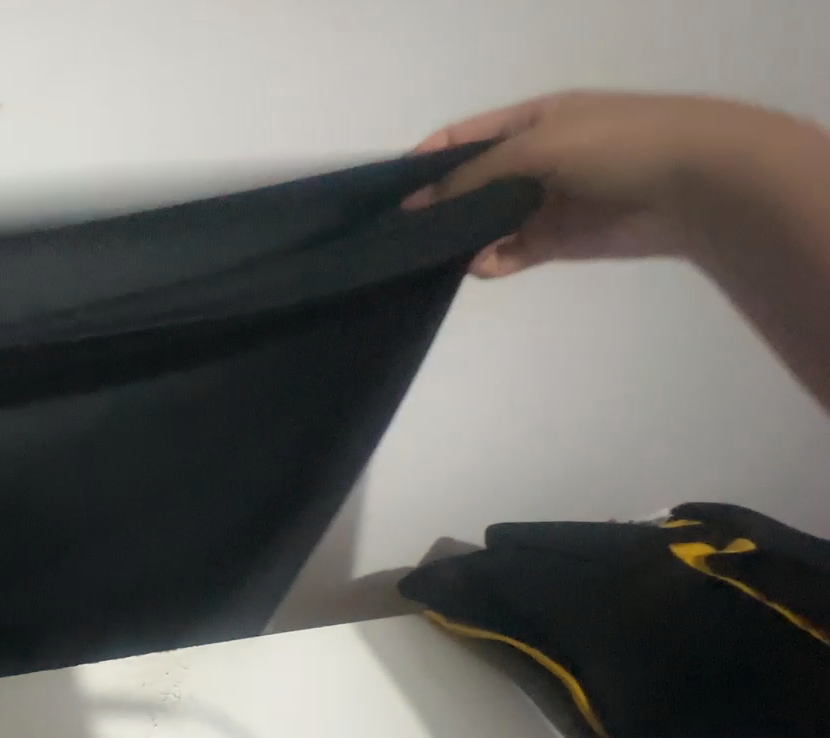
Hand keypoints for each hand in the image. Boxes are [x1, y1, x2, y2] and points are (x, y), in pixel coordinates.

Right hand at [404, 91, 800, 277]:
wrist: (698, 185)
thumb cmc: (617, 145)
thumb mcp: (533, 147)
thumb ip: (467, 178)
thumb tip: (411, 206)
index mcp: (528, 125)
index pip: (460, 140)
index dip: (422, 163)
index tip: (387, 194)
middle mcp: (529, 162)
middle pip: (463, 187)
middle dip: (432, 208)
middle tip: (395, 234)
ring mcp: (538, 203)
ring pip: (477, 225)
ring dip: (456, 240)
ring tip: (433, 255)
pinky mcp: (549, 241)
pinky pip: (503, 254)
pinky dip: (487, 262)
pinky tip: (480, 265)